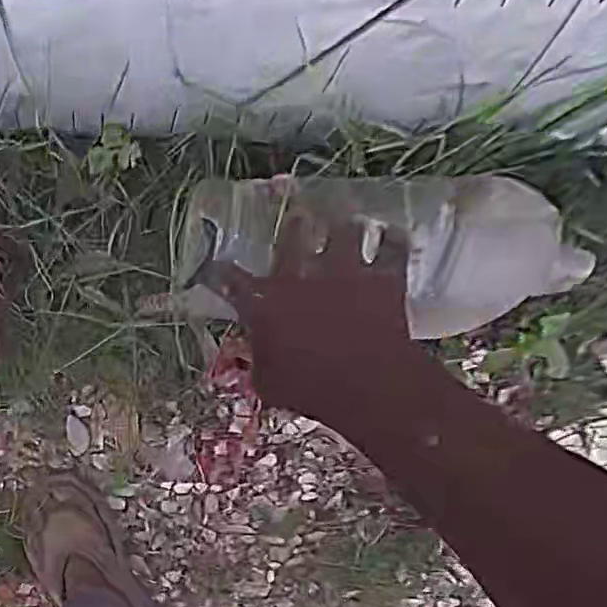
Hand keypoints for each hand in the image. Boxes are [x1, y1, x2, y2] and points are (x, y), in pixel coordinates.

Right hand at [202, 216, 413, 411]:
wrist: (366, 383)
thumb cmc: (307, 389)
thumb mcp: (266, 382)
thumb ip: (258, 358)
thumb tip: (251, 350)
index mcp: (265, 305)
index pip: (232, 281)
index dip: (219, 271)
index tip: (213, 266)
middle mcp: (302, 278)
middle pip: (294, 236)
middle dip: (293, 224)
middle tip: (296, 216)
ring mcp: (346, 272)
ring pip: (344, 229)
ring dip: (343, 224)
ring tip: (344, 218)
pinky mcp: (384, 277)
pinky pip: (393, 245)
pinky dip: (392, 238)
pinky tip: (392, 234)